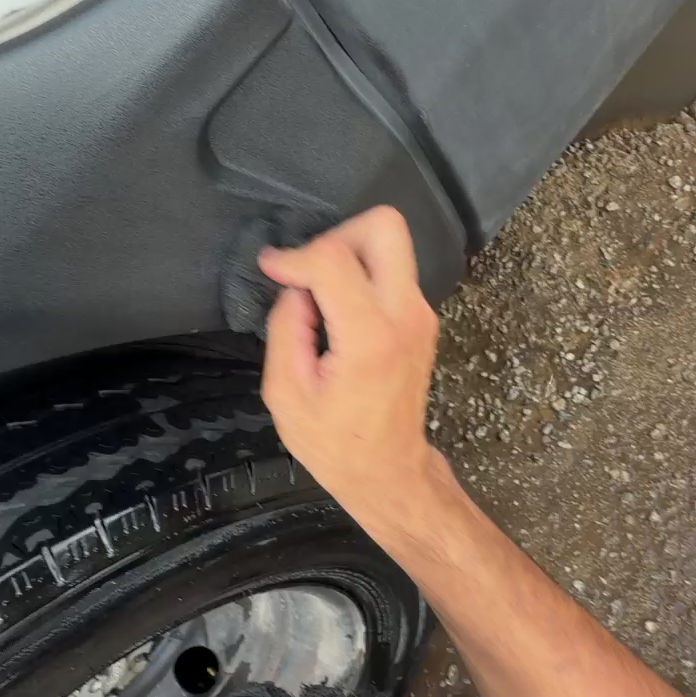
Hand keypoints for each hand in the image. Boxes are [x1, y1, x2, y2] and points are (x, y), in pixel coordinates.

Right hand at [257, 206, 443, 511]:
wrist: (389, 470)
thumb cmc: (334, 443)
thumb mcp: (286, 394)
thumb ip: (286, 328)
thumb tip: (295, 286)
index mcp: (370, 336)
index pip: (335, 259)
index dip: (295, 256)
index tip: (272, 270)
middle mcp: (406, 314)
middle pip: (385, 226)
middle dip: (337, 235)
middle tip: (308, 270)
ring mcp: (422, 313)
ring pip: (391, 242)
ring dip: (349, 253)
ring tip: (319, 292)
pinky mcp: (423, 316)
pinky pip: (393, 268)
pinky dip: (361, 273)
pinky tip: (338, 307)